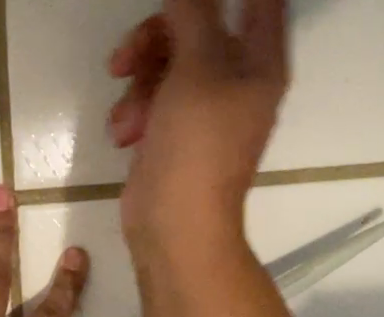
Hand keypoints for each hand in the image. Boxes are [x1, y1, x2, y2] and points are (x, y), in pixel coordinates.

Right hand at [108, 0, 289, 247]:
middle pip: (196, 25)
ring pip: (165, 63)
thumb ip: (193, 11)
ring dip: (137, 83)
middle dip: (156, 37)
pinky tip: (124, 135)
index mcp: (259, 60)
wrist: (175, 228)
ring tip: (126, 119)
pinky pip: (151, 101)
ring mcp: (202, 109)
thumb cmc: (196, 147)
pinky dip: (134, 113)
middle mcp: (235, 79)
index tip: (180, 1)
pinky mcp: (172, 135)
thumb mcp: (197, 67)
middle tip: (126, 57)